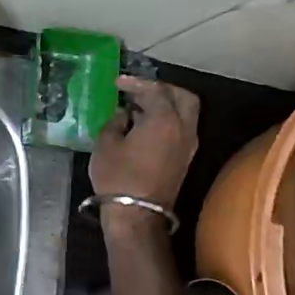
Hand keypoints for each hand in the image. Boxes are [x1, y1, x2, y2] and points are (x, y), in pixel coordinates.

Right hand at [91, 76, 200, 232]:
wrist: (136, 212)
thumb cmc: (118, 175)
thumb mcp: (106, 143)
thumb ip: (116, 122)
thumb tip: (125, 114)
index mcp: (164, 120)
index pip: (155, 90)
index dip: (136, 83)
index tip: (118, 83)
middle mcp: (184, 128)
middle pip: (183, 97)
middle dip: (162, 89)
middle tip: (138, 90)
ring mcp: (189, 144)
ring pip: (186, 112)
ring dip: (166, 104)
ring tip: (139, 107)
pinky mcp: (185, 157)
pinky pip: (181, 127)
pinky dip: (167, 119)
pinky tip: (145, 124)